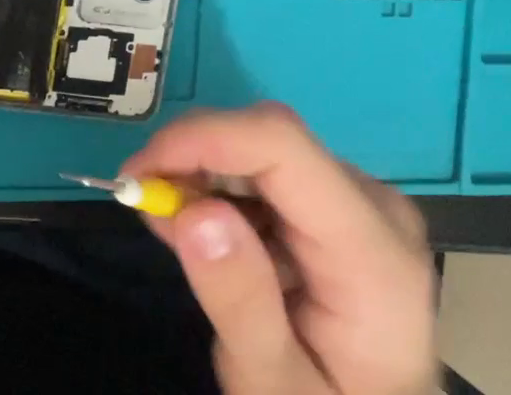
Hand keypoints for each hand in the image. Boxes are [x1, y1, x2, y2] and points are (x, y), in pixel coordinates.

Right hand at [122, 103, 436, 394]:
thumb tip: (195, 213)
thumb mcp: (273, 384)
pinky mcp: (337, 201)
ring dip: (198, 175)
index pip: (283, 148)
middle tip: (143, 209)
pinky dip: (216, 187)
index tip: (138, 176)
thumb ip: (240, 304)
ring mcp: (358, 200)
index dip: (201, 139)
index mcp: (372, 254)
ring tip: (172, 232)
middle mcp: (373, 207)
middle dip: (190, 160)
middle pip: (266, 140)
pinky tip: (202, 233)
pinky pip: (263, 166)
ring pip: (257, 146)